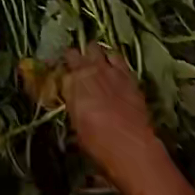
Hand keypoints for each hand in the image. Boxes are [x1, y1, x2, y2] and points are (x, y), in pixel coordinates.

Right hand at [56, 46, 165, 182]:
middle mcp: (87, 71)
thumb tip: (72, 95)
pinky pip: (116, 57)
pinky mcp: (126, 73)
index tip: (64, 76)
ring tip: (94, 60)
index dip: (63, 72)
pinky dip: (112, 58)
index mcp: (71, 84)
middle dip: (75, 57)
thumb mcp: (77, 126)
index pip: (62, 69)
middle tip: (77, 65)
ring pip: (95, 48)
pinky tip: (113, 64)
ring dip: (93, 53)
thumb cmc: (99, 143)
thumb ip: (73, 103)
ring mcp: (108, 69)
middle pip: (76, 53)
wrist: (132, 146)